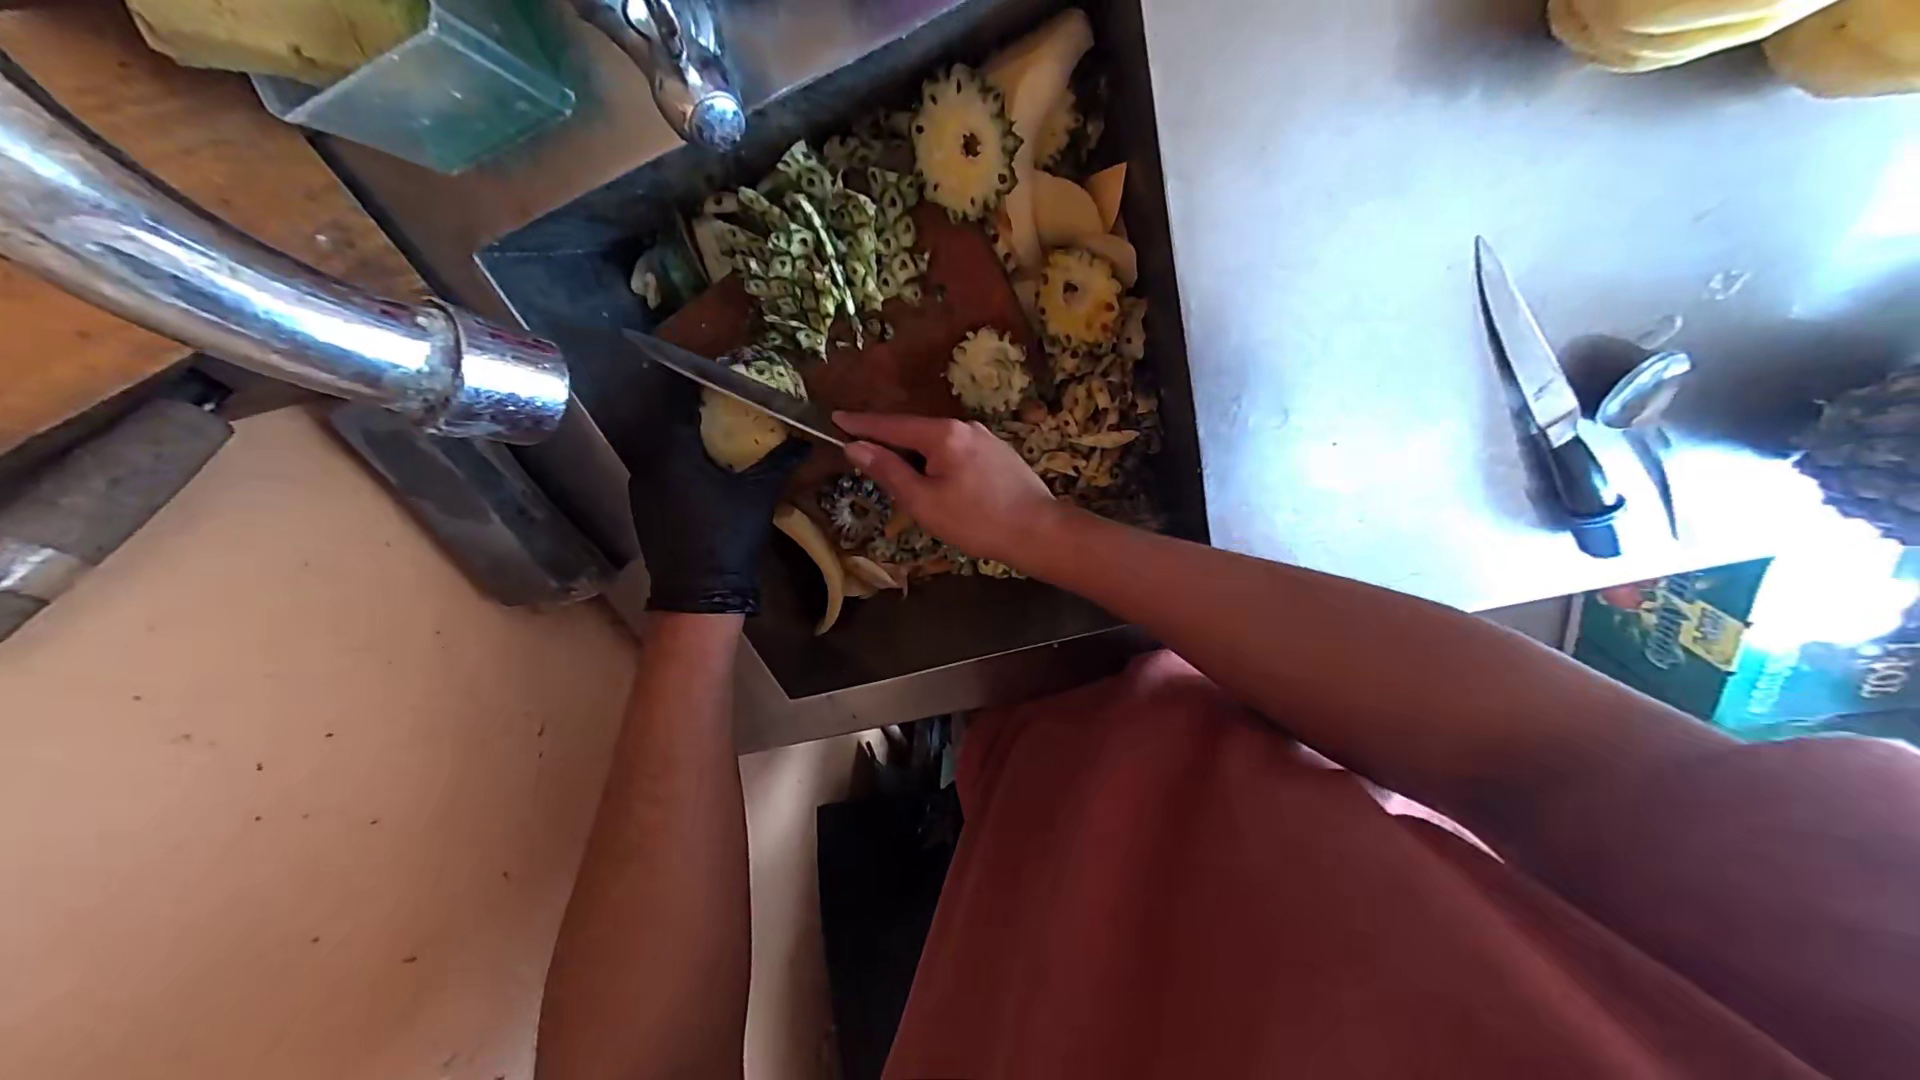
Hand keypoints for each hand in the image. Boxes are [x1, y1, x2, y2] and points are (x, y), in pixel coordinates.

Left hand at [620, 381, 809, 613]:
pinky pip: (656, 467)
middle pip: (662, 419)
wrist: (699, 590)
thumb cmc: (729, 535)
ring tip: (707, 428)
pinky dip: (674, 458)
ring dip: (679, 434)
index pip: (675, 400)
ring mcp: (641, 485)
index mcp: (673, 450)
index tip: (708, 373)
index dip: (690, 382)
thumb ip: (780, 461)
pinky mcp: (643, 504)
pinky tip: (697, 466)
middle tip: (712, 398)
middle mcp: (648, 461)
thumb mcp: (759, 494)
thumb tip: (804, 440)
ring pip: (657, 444)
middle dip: (685, 406)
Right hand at [836, 412, 1066, 567]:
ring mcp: (986, 437)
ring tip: (910, 486)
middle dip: (892, 446)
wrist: (1038, 531)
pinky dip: (940, 463)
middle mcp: (965, 426)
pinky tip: (944, 487)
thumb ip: (889, 470)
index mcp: (943, 434)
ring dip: (918, 458)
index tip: (836, 418)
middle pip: (916, 432)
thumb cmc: (976, 521)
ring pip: (939, 443)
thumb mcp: (923, 501)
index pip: (891, 424)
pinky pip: (958, 451)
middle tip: (871, 465)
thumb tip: (855, 447)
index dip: (861, 424)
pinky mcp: (999, 452)